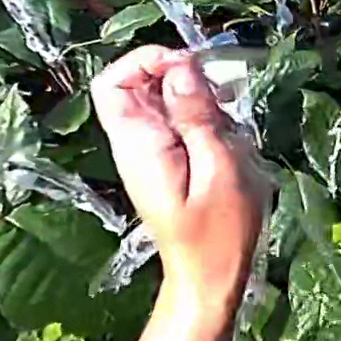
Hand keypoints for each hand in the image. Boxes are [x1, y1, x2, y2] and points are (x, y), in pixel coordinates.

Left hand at [92, 47, 268, 318]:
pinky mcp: (170, 160)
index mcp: (139, 144)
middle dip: (182, 76)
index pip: (111, 81)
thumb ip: (198, 116)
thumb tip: (181, 67)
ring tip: (229, 121)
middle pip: (140, 84)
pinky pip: (181, 120)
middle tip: (219, 96)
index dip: (146, 60)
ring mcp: (152, 152)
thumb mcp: (219, 168)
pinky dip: (205, 116)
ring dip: (200, 98)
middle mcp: (137, 143)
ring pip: (164, 99)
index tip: (190, 67)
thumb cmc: (219, 234)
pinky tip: (229, 137)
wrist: (211, 280)